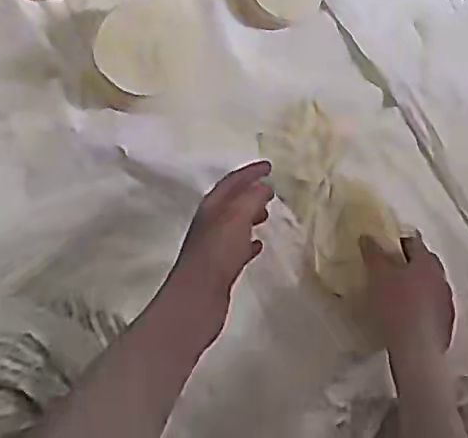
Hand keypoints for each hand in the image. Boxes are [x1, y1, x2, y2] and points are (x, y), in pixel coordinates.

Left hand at [156, 161, 273, 348]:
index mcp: (213, 205)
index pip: (233, 181)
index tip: (270, 166)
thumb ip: (252, 198)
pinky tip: (258, 245)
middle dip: (250, 192)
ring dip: (250, 214)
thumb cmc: (217, 252)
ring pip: (235, 222)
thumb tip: (265, 186)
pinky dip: (248, 241)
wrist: (196, 300)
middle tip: (271, 189)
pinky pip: (237, 246)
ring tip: (267, 214)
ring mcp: (213, 245)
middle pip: (232, 200)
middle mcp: (211, 222)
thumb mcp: (237, 217)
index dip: (251, 171)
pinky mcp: (219, 267)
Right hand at [363, 235, 454, 361]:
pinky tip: (408, 318)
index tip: (385, 249)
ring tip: (398, 297)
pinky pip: (433, 308)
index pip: (413, 241)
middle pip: (424, 263)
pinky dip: (422, 308)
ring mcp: (446, 302)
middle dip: (409, 264)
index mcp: (426, 261)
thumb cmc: (396, 307)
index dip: (398, 242)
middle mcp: (440, 277)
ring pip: (430, 286)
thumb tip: (368, 236)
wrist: (417, 352)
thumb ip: (374, 253)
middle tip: (390, 272)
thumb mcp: (377, 276)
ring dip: (417, 287)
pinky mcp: (446, 325)